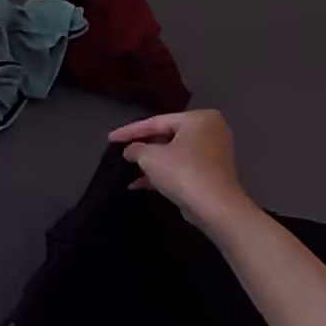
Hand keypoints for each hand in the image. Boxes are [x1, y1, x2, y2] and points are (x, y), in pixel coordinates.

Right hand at [109, 110, 256, 230]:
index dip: (131, 131)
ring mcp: (213, 152)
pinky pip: (182, 167)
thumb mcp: (151, 158)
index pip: (157, 122)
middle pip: (167, 136)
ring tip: (128, 169)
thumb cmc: (183, 173)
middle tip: (121, 151)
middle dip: (143, 147)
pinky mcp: (211, 172)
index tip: (111, 138)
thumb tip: (130, 150)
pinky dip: (163, 174)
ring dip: (151, 164)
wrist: (214, 206)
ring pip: (174, 154)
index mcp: (199, 118)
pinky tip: (140, 184)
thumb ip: (136, 149)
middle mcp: (210, 130)